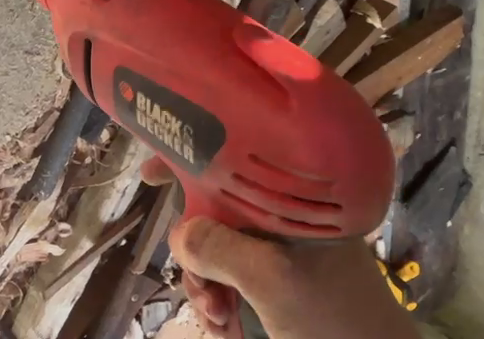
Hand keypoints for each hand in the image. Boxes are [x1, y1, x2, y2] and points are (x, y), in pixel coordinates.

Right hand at [143, 159, 418, 338]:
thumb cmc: (334, 320)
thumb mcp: (271, 279)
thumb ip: (217, 248)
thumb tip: (179, 235)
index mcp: (287, 200)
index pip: (228, 162)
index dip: (184, 162)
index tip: (148, 176)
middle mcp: (279, 220)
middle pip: (210, 211)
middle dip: (192, 249)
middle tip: (199, 285)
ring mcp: (278, 255)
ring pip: (214, 251)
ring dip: (203, 284)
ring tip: (217, 318)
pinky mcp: (276, 287)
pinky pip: (227, 280)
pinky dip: (216, 302)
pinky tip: (223, 328)